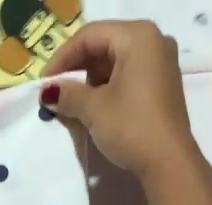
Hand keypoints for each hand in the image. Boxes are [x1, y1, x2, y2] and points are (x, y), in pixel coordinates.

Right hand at [43, 21, 199, 181]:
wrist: (168, 161)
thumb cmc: (131, 127)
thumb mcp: (94, 109)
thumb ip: (68, 94)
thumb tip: (48, 92)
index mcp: (137, 37)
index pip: (90, 36)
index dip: (62, 57)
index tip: (44, 82)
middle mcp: (153, 41)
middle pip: (104, 44)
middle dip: (76, 68)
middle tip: (55, 92)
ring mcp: (160, 62)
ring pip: (115, 60)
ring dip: (90, 79)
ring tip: (71, 102)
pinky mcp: (161, 83)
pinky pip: (127, 74)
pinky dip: (106, 86)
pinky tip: (91, 106)